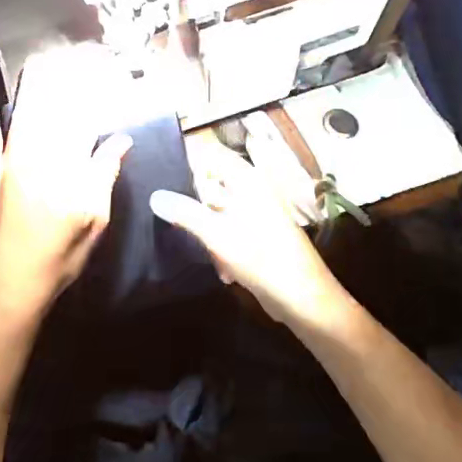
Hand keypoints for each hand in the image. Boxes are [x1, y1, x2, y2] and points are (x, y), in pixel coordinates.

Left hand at [0, 48, 132, 325]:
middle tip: (71, 57)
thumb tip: (119, 141)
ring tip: (39, 64)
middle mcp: (37, 157)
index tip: (102, 74)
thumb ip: (103, 176)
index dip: (93, 97)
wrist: (9, 281)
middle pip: (53, 112)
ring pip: (23, 118)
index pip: (83, 123)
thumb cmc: (59, 254)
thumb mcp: (93, 220)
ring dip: (31, 90)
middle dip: (63, 83)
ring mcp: (8, 163)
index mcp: (67, 167)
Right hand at [149, 144, 357, 337]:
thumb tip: (154, 196)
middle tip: (184, 229)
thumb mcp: (217, 235)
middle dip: (196, 210)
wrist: (306, 302)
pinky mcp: (260, 240)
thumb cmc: (264, 260)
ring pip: (219, 215)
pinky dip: (223, 250)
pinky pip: (230, 235)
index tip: (168, 189)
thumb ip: (185, 213)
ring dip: (209, 236)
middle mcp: (254, 195)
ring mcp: (259, 217)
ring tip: (212, 257)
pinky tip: (225, 272)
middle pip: (212, 189)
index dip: (189, 170)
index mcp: (248, 184)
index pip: (212, 160)